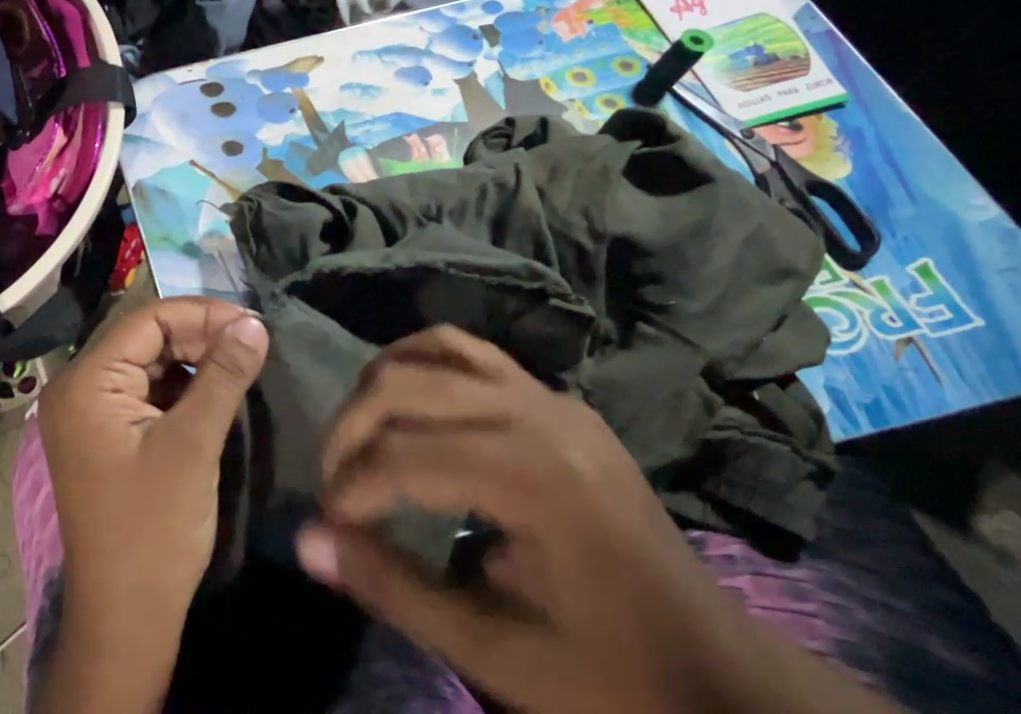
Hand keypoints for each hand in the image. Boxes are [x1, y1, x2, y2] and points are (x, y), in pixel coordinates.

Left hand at [33, 296, 267, 712]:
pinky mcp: (102, 438)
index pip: (145, 320)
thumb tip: (254, 323)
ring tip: (241, 367)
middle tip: (254, 347)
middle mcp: (76, 389)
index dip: (202, 314)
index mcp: (85, 382)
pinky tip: (215, 395)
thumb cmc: (154, 528)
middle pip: (143, 340)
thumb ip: (222, 377)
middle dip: (199, 338)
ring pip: (147, 366)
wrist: (125, 613)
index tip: (255, 324)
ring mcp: (86, 415)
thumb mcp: (193, 445)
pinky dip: (179, 391)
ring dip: (193, 363)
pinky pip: (143, 395)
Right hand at [296, 325, 899, 713]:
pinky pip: (470, 352)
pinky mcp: (558, 400)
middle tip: (336, 487)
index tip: (331, 532)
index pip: (400, 456)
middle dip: (349, 434)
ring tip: (358, 442)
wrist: (716, 669)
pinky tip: (403, 404)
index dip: (349, 491)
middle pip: (403, 388)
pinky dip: (420, 364)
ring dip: (377, 391)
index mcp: (532, 477)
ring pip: (430, 354)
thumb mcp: (494, 651)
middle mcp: (539, 415)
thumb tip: (305, 539)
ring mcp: (553, 398)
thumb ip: (392, 587)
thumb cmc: (606, 670)